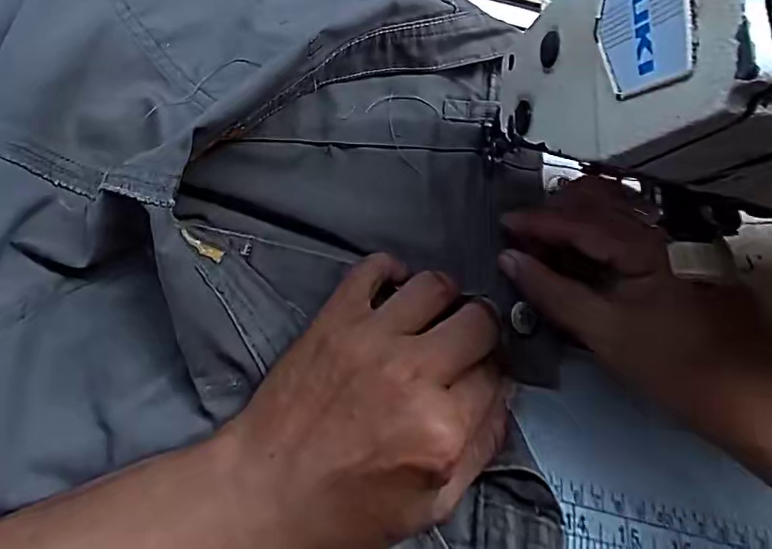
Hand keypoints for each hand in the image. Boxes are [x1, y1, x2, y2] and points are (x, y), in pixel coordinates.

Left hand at [211, 254, 510, 548]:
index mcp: (440, 428)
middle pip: (477, 321)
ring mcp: (370, 337)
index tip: (487, 368)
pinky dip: (391, 270)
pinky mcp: (335, 316)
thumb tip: (501, 395)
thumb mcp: (430, 504)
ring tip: (435, 312)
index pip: (495, 374)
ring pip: (434, 285)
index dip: (496, 370)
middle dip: (481, 328)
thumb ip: (478, 448)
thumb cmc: (344, 506)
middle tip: (468, 337)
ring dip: (444, 296)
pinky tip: (395, 289)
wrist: (270, 487)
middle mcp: (411, 373)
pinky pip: (374, 267)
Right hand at [497, 177, 771, 460]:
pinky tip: (591, 249)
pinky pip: (635, 224)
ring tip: (551, 235)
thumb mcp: (605, 334)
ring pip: (619, 207)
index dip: (535, 220)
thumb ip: (552, 292)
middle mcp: (663, 230)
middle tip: (525, 231)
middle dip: (555, 210)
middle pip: (598, 199)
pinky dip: (604, 227)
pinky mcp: (690, 257)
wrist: (763, 405)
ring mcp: (680, 241)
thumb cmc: (684, 370)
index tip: (505, 224)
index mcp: (643, 242)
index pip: (575, 218)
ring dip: (580, 213)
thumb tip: (512, 261)